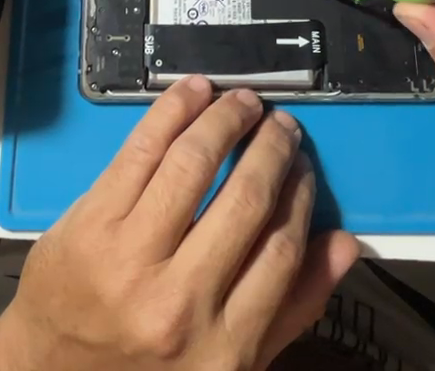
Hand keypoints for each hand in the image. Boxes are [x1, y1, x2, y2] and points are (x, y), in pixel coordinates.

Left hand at [0, 76, 359, 370]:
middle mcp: (178, 300)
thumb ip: (290, 311)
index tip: (304, 168)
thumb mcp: (227, 367)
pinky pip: (140, 150)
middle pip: (244, 200)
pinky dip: (172, 111)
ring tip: (243, 101)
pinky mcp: (90, 220)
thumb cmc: (147, 368)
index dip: (300, 197)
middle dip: (271, 150)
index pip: (280, 250)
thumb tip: (344, 244)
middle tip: (281, 125)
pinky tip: (194, 92)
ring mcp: (128, 255)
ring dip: (225, 120)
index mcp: (222, 346)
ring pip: (192, 164)